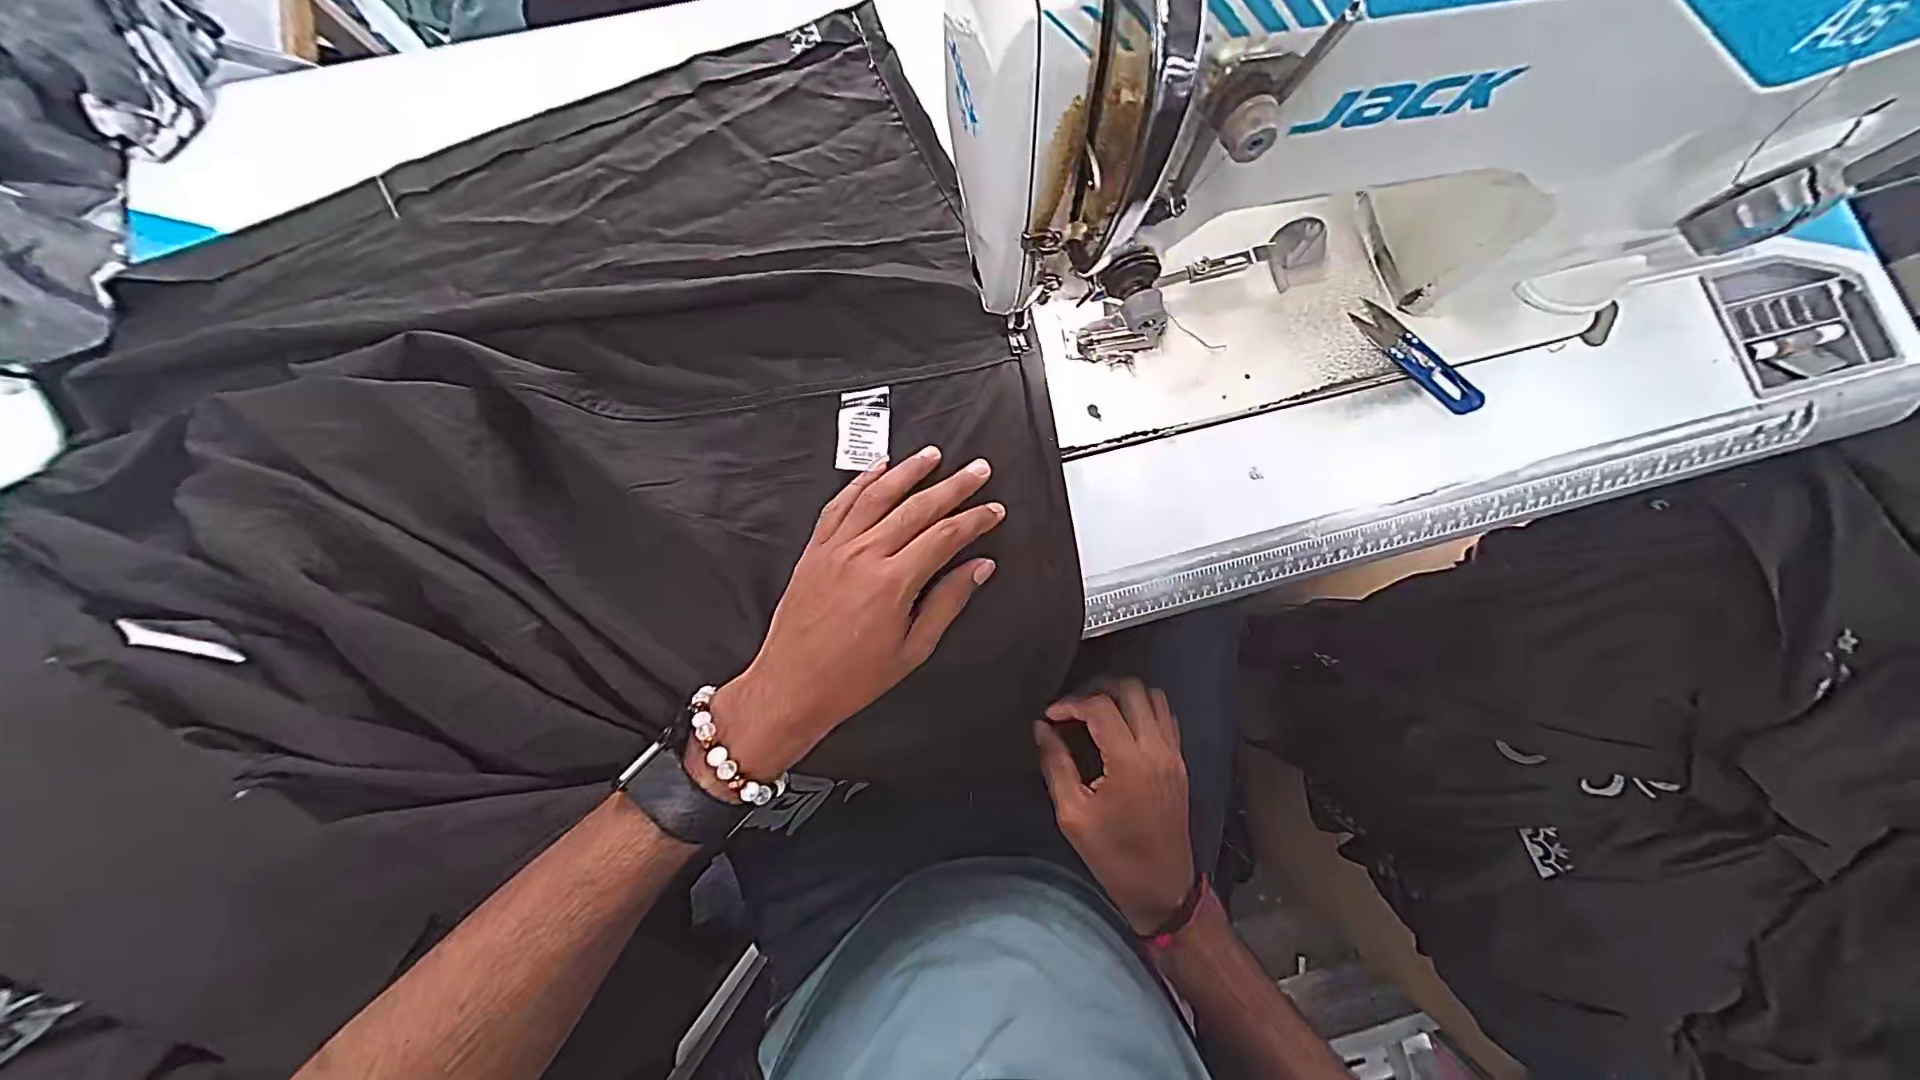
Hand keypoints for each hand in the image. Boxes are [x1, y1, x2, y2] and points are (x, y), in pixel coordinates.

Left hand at [695, 446, 1004, 791]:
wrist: (791, 685)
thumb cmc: (848, 677)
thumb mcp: (913, 649)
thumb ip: (948, 601)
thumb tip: (977, 570)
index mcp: (891, 582)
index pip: (946, 535)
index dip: (975, 519)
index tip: (992, 511)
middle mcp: (863, 556)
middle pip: (918, 506)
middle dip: (955, 485)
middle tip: (977, 471)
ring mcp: (835, 548)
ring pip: (878, 494)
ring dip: (910, 470)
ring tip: (932, 455)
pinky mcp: (815, 549)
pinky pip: (841, 504)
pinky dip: (862, 481)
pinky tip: (878, 469)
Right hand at [1036, 677, 1194, 934]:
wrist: (1163, 890)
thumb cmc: (1113, 857)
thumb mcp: (1072, 814)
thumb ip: (1055, 764)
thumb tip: (1042, 729)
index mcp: (1129, 762)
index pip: (1100, 706)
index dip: (1070, 703)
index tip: (1051, 716)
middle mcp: (1157, 750)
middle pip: (1131, 689)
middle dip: (1098, 689)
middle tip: (1074, 707)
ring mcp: (1174, 754)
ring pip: (1153, 696)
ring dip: (1123, 695)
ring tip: (1097, 711)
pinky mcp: (1181, 763)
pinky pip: (1166, 717)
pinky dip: (1143, 709)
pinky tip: (1122, 726)